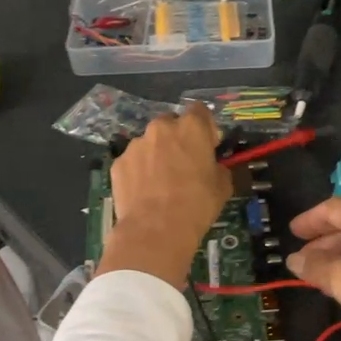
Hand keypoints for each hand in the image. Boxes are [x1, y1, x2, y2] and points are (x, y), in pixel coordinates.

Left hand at [96, 105, 230, 289]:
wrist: (156, 230)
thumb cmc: (196, 205)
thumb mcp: (222, 186)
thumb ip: (218, 168)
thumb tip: (213, 168)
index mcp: (190, 128)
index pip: (199, 110)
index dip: (205, 127)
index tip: (207, 146)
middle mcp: (161, 128)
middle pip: (171, 124)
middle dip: (176, 139)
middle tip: (182, 164)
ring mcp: (135, 145)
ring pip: (149, 143)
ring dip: (156, 155)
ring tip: (159, 184)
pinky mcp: (118, 163)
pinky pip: (133, 162)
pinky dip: (138, 172)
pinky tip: (143, 193)